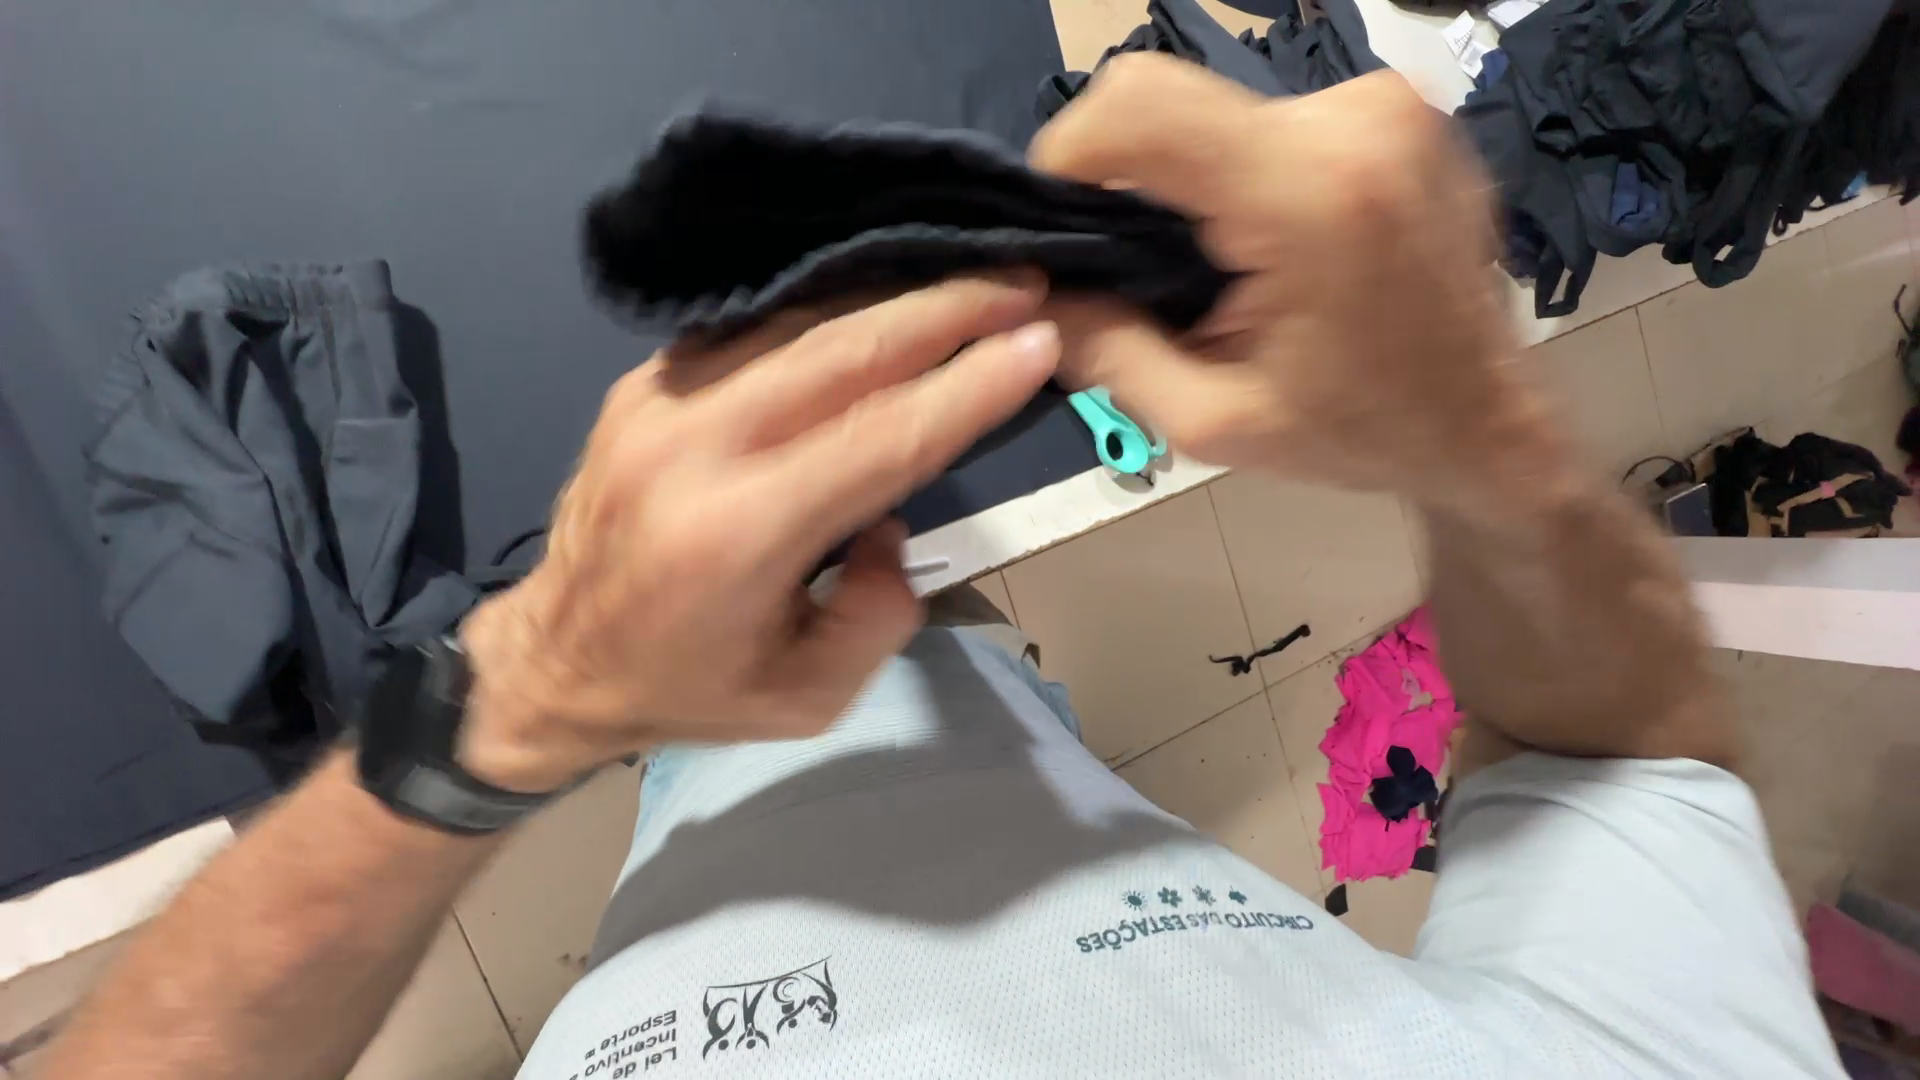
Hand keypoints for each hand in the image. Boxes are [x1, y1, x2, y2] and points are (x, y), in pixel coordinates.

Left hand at [455, 278, 1058, 791]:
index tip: (1035, 342)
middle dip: (945, 311)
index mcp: (740, 533)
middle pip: (845, 353)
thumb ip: (881, 612)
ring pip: (802, 325)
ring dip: (894, 300)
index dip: (968, 386)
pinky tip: (881, 305)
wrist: (553, 661)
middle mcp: (695, 447)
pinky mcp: (643, 385)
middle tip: (1021, 283)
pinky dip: (831, 314)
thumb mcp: (810, 696)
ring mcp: (659, 402)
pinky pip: (757, 332)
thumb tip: (894, 516)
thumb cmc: (690, 690)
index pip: (882, 437)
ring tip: (967, 285)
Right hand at [1032, 55, 1558, 500]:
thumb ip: (1106, 353)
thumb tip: (1037, 293)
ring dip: (1181, 185)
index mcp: (1305, 195)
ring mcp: (1382, 104)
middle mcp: (1350, 118)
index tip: (1059, 223)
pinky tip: (1254, 247)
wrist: (1484, 425)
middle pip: (1170, 103)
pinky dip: (1232, 177)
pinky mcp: (1394, 112)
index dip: (1070, 153)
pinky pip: (1267, 123)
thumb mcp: (1208, 422)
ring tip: (1201, 270)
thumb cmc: (1351, 434)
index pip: (1138, 106)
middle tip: (1130, 270)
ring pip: (1215, 114)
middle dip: (1123, 181)